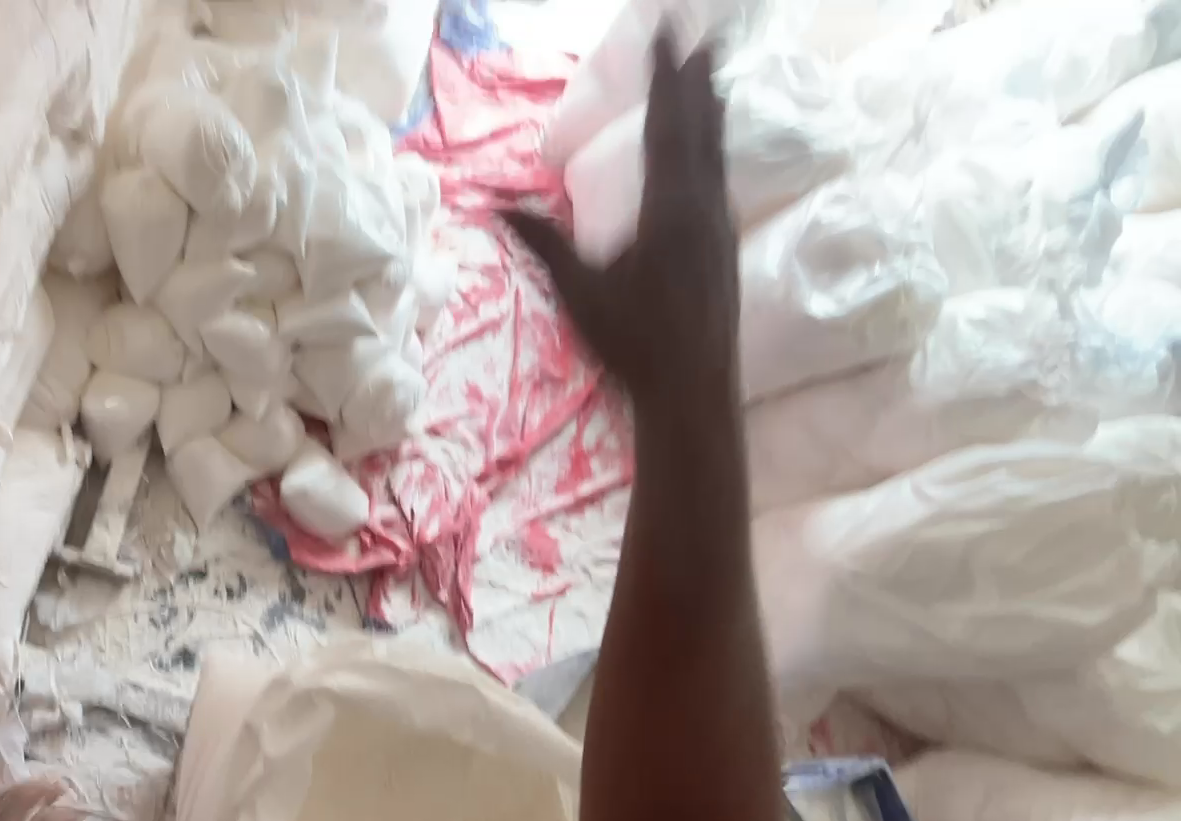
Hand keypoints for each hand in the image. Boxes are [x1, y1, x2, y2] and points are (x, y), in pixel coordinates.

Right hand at [509, 29, 738, 421]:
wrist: (691, 385)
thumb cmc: (631, 340)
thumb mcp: (579, 291)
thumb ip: (543, 243)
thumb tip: (496, 207)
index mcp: (669, 208)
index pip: (668, 124)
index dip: (665, 74)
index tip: (667, 29)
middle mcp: (704, 204)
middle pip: (704, 126)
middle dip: (697, 77)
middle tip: (698, 33)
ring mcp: (721, 224)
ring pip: (719, 151)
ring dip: (710, 109)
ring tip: (708, 76)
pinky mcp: (725, 245)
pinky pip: (719, 177)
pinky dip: (711, 147)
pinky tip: (705, 154)